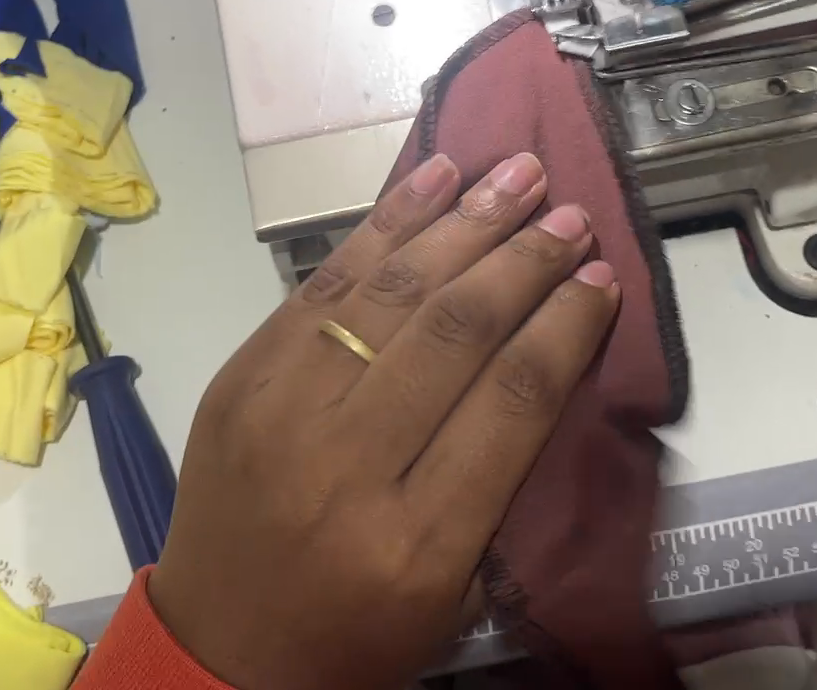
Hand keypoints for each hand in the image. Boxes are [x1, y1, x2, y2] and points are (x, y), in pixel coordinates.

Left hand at [149, 152, 620, 689]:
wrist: (216, 648)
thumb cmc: (353, 631)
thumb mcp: (452, 590)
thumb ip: (499, 478)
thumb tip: (545, 350)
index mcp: (416, 540)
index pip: (511, 400)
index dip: (565, 327)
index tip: (600, 277)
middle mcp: (346, 463)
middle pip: (454, 331)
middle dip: (523, 261)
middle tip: (569, 216)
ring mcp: (282, 407)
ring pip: (391, 290)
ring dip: (463, 223)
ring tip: (516, 175)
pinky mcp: (244, 372)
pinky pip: (325, 281)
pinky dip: (386, 224)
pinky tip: (432, 180)